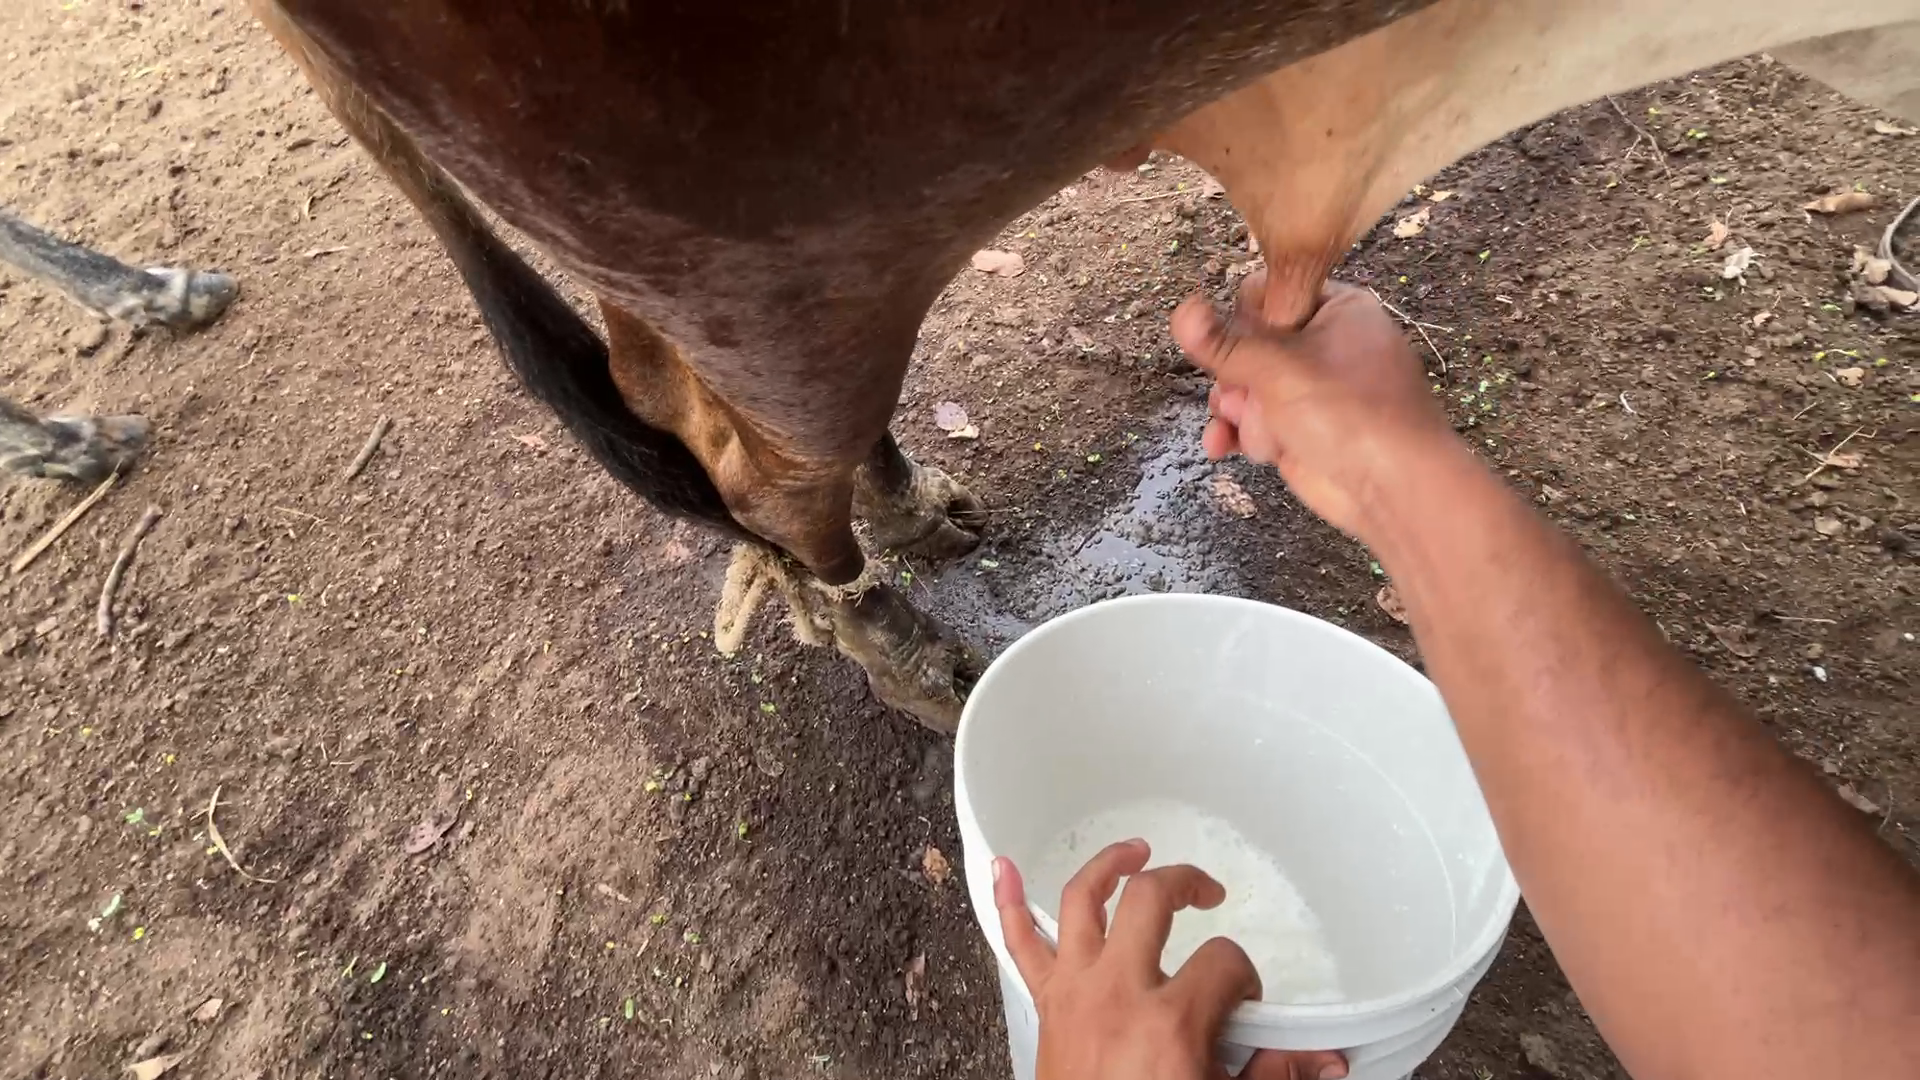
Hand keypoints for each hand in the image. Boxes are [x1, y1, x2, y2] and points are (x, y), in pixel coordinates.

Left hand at [995, 840, 1347, 1079]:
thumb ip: (1274, 1078)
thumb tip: (1330, 1057)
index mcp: (1170, 1025)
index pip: (1224, 963)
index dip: (1245, 972)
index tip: (1247, 996)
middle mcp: (1118, 992)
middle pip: (1149, 900)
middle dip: (1185, 882)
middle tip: (1208, 891)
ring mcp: (1074, 991)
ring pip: (1082, 901)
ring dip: (1107, 864)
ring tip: (1135, 848)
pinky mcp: (1045, 1004)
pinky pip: (1019, 944)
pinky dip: (1008, 902)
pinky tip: (1003, 865)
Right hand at [1171, 275, 1459, 540]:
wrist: (1390, 488)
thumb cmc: (1347, 412)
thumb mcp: (1279, 369)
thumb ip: (1225, 344)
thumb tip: (1181, 310)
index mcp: (1334, 310)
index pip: (1266, 295)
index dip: (1240, 321)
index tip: (1232, 347)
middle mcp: (1322, 346)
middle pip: (1246, 347)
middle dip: (1233, 379)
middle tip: (1239, 397)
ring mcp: (1308, 392)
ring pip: (1243, 388)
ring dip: (1233, 411)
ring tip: (1243, 429)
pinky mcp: (1296, 430)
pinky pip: (1250, 422)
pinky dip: (1236, 434)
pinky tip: (1221, 447)